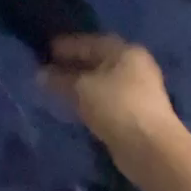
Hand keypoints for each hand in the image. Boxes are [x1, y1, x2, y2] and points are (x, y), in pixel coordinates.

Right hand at [42, 34, 184, 167]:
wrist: (149, 148)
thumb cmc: (115, 106)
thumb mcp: (80, 87)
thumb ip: (59, 78)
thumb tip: (40, 74)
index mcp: (125, 52)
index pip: (90, 42)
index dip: (66, 46)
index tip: (44, 50)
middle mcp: (135, 67)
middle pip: (97, 61)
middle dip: (71, 65)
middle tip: (46, 68)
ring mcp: (137, 92)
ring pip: (100, 82)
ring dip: (78, 84)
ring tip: (53, 87)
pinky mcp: (134, 114)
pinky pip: (104, 99)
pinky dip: (87, 99)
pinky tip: (71, 104)